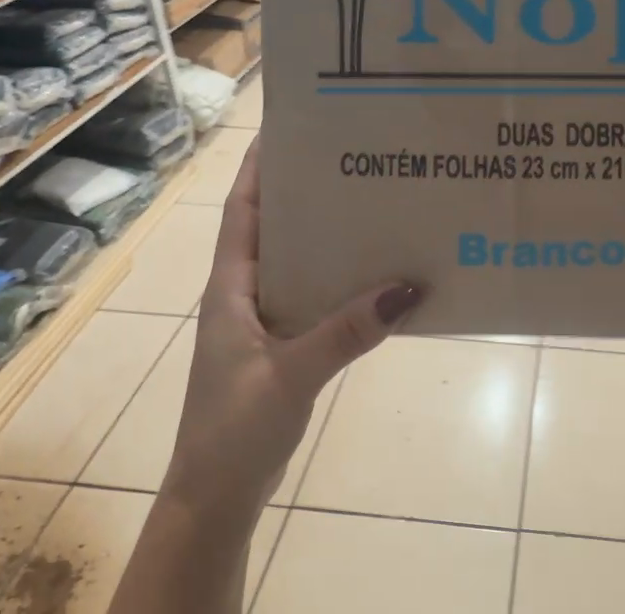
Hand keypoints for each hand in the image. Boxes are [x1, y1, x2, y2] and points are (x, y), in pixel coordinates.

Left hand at [163, 136, 423, 502]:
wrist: (215, 497)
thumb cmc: (234, 428)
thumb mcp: (291, 375)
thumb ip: (346, 332)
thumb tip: (409, 287)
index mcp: (230, 288)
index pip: (242, 211)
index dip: (259, 168)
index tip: (286, 127)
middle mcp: (243, 295)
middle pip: (272, 228)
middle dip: (302, 192)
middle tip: (350, 159)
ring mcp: (260, 322)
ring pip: (295, 263)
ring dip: (324, 237)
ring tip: (371, 205)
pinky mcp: (280, 348)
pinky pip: (312, 299)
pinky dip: (339, 282)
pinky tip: (374, 277)